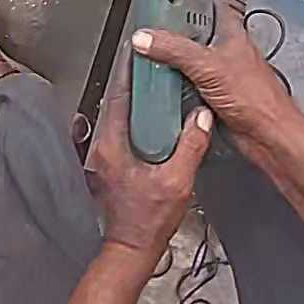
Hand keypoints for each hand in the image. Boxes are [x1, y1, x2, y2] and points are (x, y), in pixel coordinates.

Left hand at [85, 56, 212, 254]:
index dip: (127, 75)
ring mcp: (104, 158)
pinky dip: (135, 119)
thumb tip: (200, 118)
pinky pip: (121, 133)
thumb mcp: (177, 182)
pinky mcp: (111, 166)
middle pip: (116, 105)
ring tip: (154, 85)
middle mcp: (102, 149)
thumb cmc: (148, 220)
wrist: (132, 249)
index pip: (118, 99)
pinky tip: (152, 118)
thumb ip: (190, 147)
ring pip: (117, 119)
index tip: (136, 54)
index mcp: (112, 147)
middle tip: (151, 65)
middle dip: (133, 83)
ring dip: (134, 101)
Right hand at [129, 0, 295, 145]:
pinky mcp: (211, 95)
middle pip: (192, 32)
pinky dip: (172, 84)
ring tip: (146, 53)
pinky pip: (185, 84)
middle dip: (171, 31)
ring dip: (170, 60)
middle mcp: (224, 50)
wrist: (267, 135)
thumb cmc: (256, 97)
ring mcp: (217, 73)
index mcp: (230, 32)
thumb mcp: (209, 65)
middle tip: (147, 26)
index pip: (208, 2)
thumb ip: (175, 49)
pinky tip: (160, 85)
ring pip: (187, 60)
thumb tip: (146, 38)